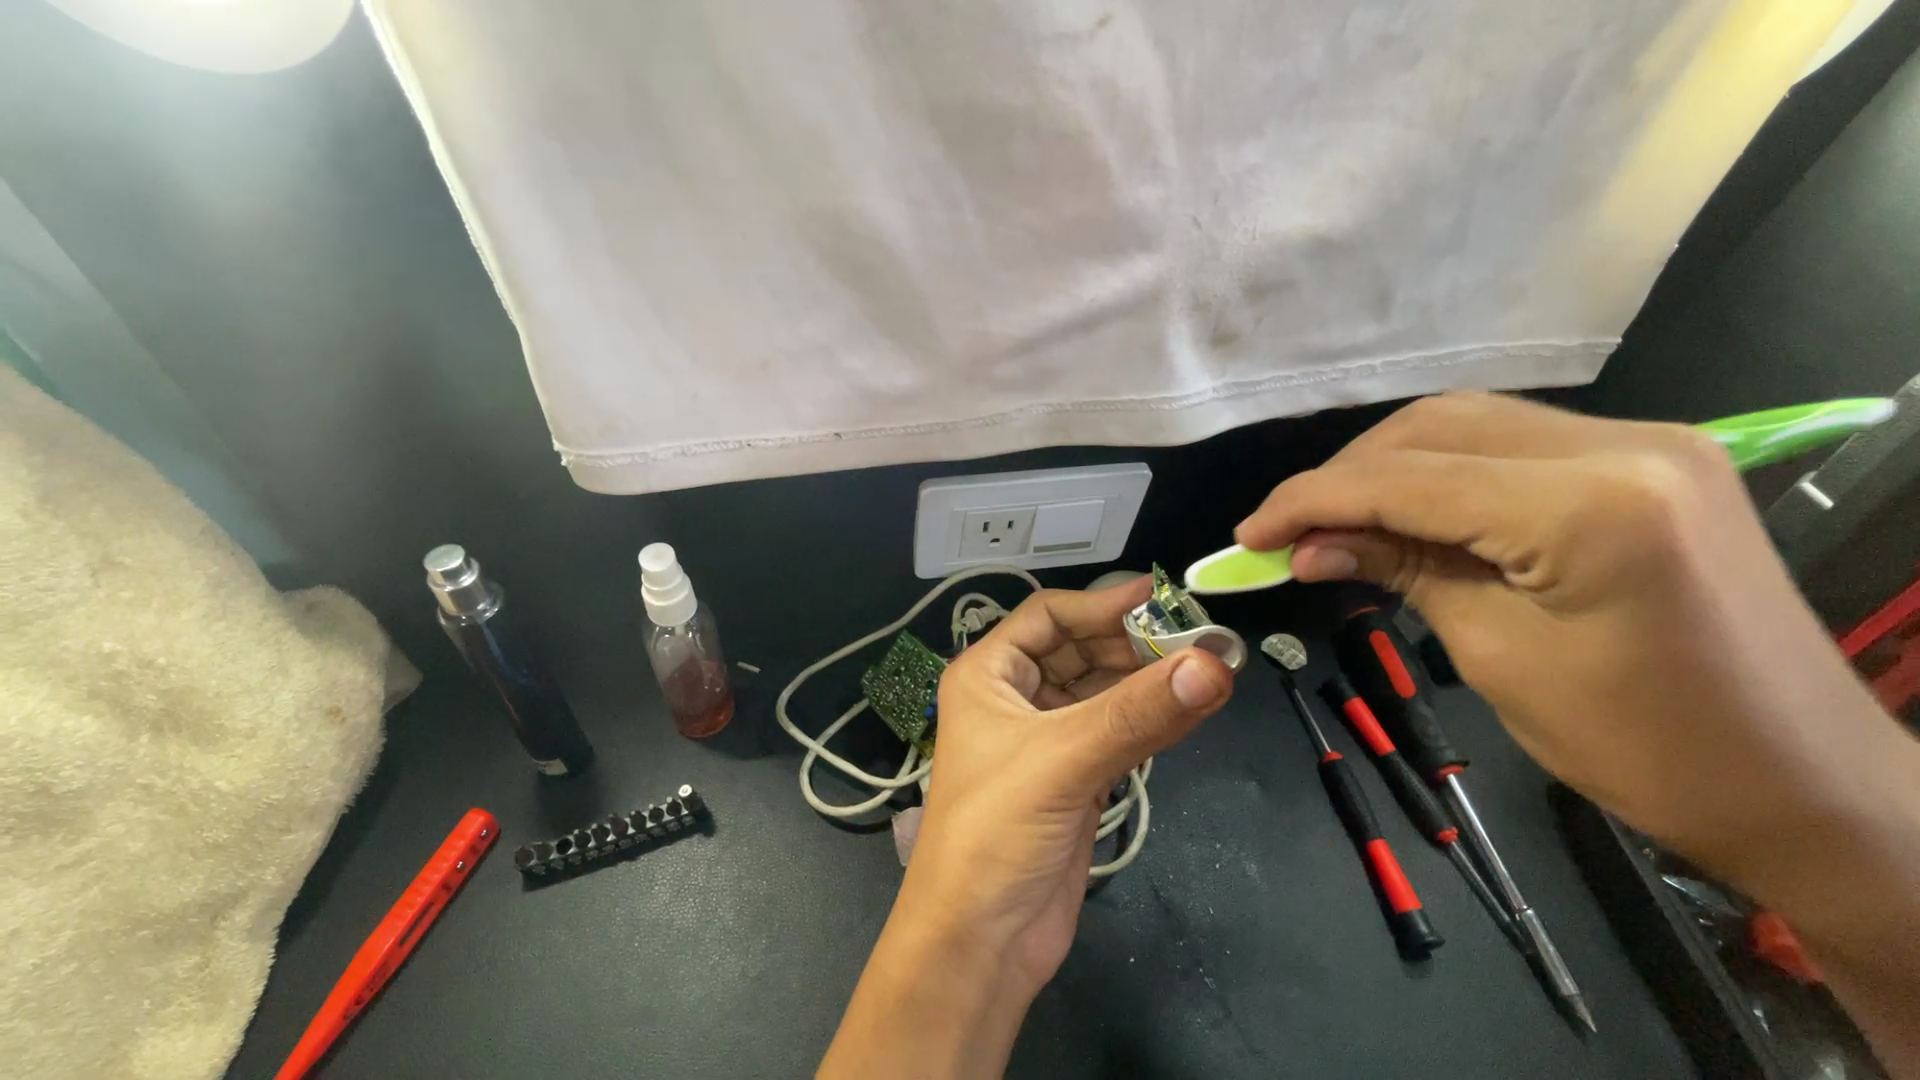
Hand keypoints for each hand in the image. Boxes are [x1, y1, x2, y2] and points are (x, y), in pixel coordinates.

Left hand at [819, 579, 1233, 1078]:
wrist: (978, 941)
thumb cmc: (994, 834)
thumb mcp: (1061, 761)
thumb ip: (1138, 713)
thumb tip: (1215, 663)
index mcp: (987, 676)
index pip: (1047, 616)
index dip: (1102, 604)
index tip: (1164, 599)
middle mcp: (1014, 699)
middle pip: (1080, 649)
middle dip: (1134, 643)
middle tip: (1202, 640)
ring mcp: (1046, 740)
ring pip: (1103, 691)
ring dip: (1148, 681)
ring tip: (1208, 670)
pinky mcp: (1074, 778)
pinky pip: (1117, 731)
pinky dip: (1150, 718)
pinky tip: (1188, 708)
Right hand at [1236, 392, 1919, 1070]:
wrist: (1801, 782)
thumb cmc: (1643, 747)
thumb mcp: (1497, 656)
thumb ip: (1403, 572)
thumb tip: (1309, 545)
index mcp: (1588, 504)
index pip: (1407, 478)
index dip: (1311, 501)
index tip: (1247, 535)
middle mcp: (1622, 443)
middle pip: (1434, 427)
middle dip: (1344, 476)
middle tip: (1285, 532)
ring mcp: (1646, 441)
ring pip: (1470, 423)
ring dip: (1389, 467)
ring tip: (1334, 523)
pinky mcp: (1652, 459)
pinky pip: (1515, 445)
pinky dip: (1443, 472)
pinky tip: (1407, 512)